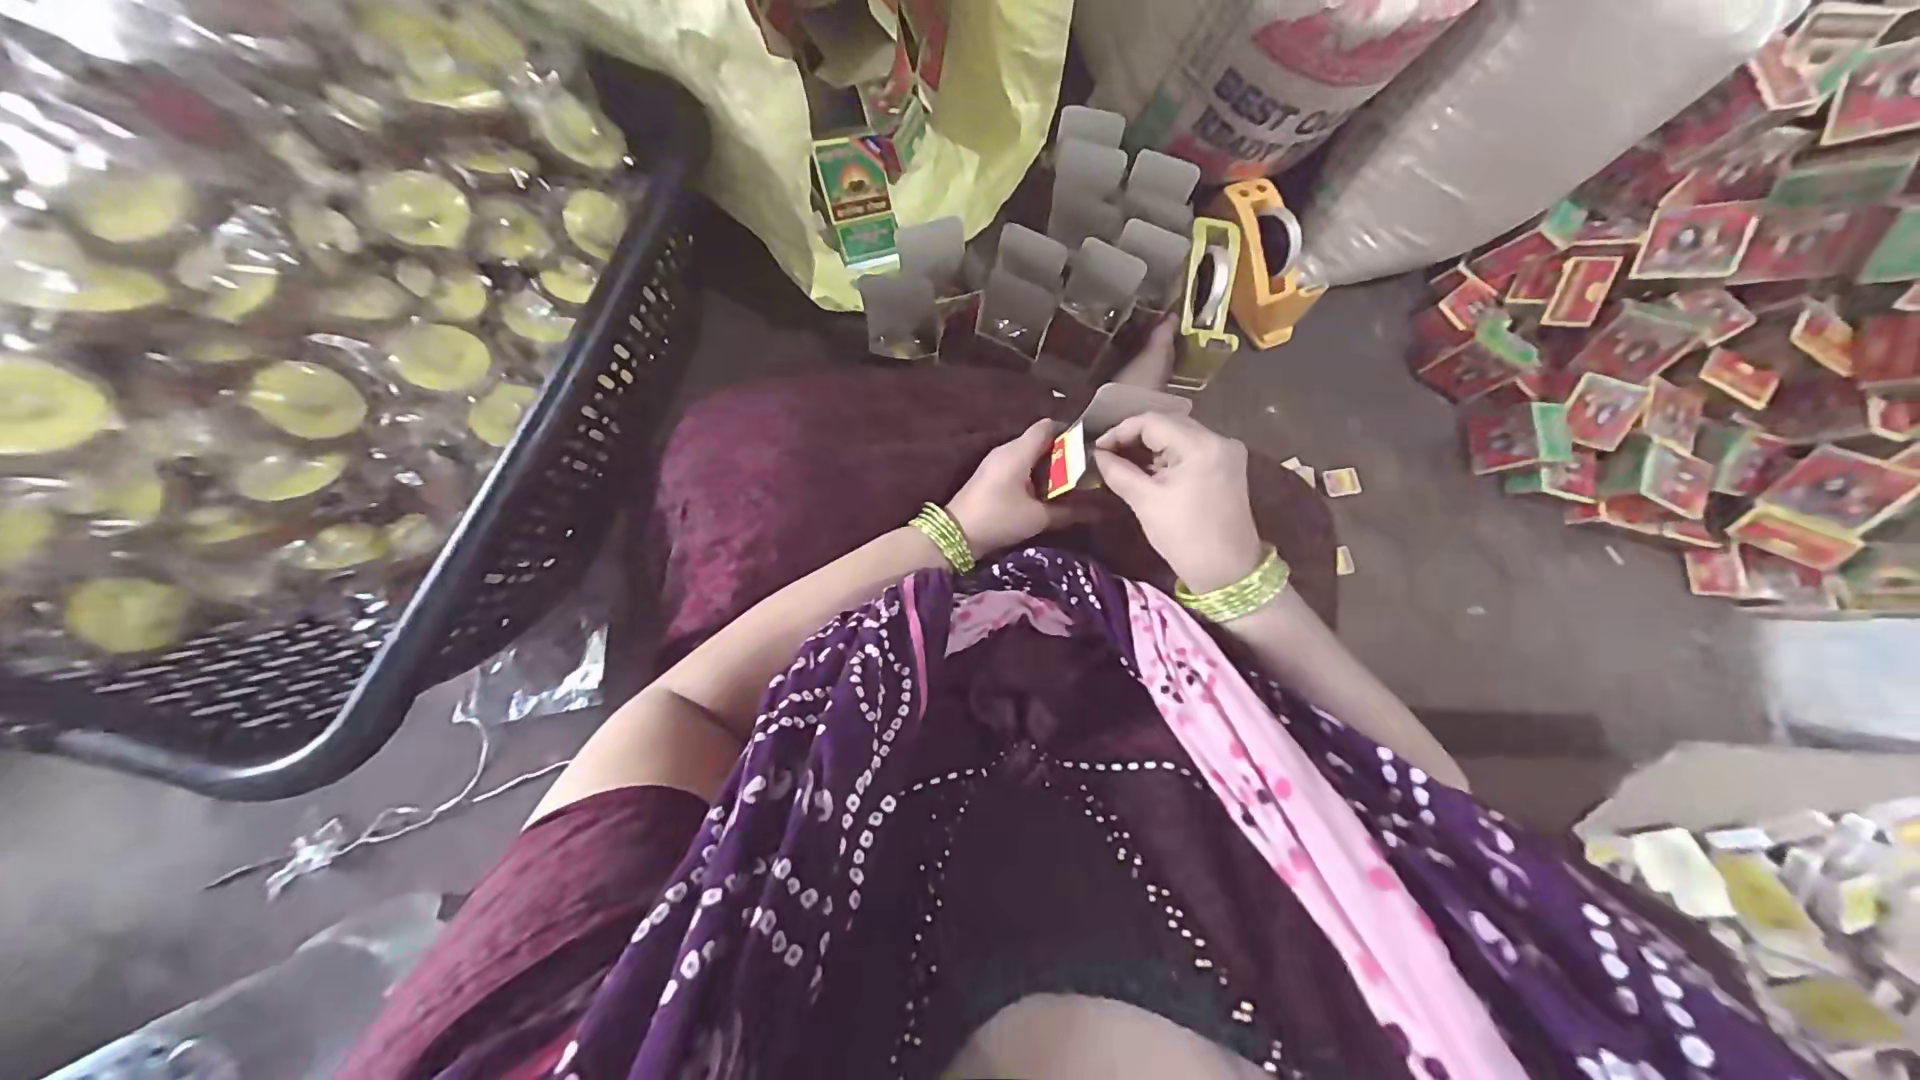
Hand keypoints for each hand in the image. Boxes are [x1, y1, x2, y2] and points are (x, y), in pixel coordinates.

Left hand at [946, 419, 1086, 556]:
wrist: (955, 534)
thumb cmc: (998, 519)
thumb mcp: (1037, 518)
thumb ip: (1069, 511)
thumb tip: (1098, 510)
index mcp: (1018, 451)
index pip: (1048, 426)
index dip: (1069, 432)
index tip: (1087, 448)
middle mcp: (1006, 450)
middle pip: (1039, 439)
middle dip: (1062, 452)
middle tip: (1083, 470)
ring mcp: (995, 462)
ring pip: (1028, 453)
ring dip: (1047, 465)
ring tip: (1068, 483)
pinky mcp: (989, 475)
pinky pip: (1017, 465)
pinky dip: (1033, 473)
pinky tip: (1044, 492)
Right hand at [1092, 413, 1263, 592]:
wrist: (1227, 571)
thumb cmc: (1184, 536)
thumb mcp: (1145, 501)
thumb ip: (1118, 472)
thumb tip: (1098, 455)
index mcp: (1200, 445)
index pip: (1152, 421)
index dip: (1120, 431)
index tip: (1097, 449)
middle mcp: (1218, 440)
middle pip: (1167, 424)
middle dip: (1134, 437)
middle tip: (1106, 454)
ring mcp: (1225, 452)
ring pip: (1178, 436)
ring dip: (1149, 447)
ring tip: (1121, 462)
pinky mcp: (1226, 466)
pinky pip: (1189, 450)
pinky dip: (1166, 457)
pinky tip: (1146, 470)